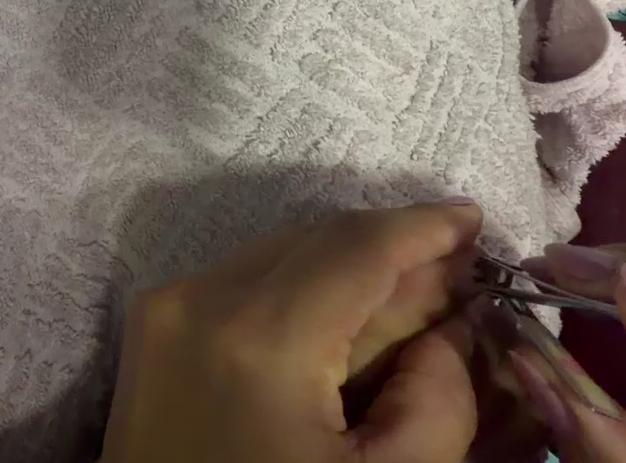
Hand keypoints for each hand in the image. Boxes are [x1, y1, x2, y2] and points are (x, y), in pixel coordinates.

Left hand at [100, 201, 483, 462]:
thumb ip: (433, 407)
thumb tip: (446, 329)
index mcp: (256, 337)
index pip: (353, 250)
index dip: (421, 228)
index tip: (474, 218)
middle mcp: (199, 295)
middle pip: (312, 243)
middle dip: (388, 251)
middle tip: (457, 273)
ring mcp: (165, 302)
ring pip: (275, 255)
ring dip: (342, 268)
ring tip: (410, 297)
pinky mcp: (151, 319)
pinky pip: (239, 281)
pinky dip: (296, 289)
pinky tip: (340, 320)